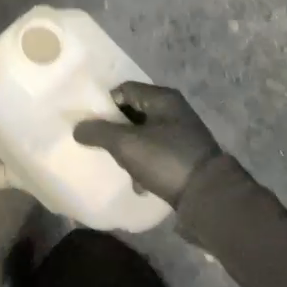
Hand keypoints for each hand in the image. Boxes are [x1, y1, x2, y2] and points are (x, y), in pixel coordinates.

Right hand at [73, 81, 223, 205]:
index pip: (124, 89)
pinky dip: (145, 165)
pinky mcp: (185, 157)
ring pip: (143, 135)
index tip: (92, 122)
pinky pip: (156, 154)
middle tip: (102, 144)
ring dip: (130, 150)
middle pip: (133, 113)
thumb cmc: (166, 160)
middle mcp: (174, 111)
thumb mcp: (126, 144)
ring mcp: (182, 135)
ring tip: (121, 166)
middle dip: (116, 130)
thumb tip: (77, 128)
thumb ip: (99, 132)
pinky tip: (139, 183)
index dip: (105, 104)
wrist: (209, 197)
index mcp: (162, 99)